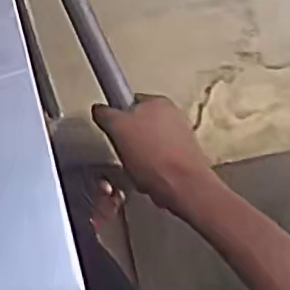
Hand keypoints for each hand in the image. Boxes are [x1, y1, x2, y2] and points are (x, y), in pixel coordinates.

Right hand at [92, 95, 221, 217]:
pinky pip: (161, 162)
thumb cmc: (151, 154)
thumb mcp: (115, 126)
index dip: (117, 117)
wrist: (184, 188)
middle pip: (139, 125)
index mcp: (159, 101)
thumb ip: (104, 113)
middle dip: (129, 140)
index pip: (129, 103)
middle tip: (123, 150)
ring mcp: (184, 139)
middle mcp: (176, 116)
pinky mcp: (188, 161)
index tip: (114, 130)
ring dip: (139, 157)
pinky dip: (153, 170)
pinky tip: (149, 178)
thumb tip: (100, 110)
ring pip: (149, 146)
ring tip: (136, 168)